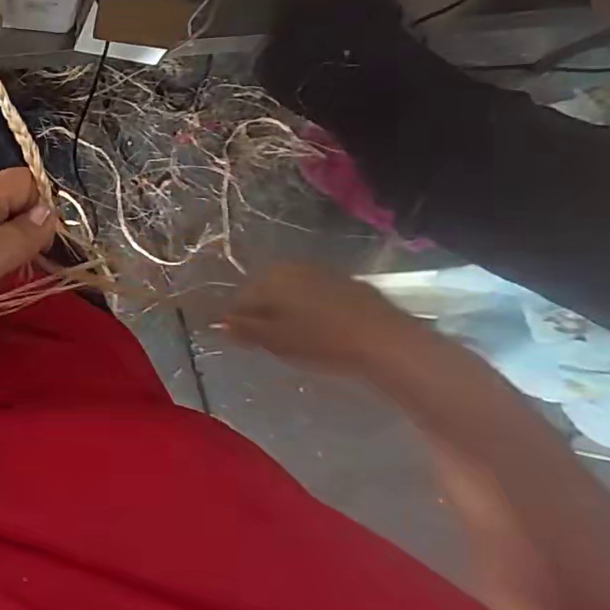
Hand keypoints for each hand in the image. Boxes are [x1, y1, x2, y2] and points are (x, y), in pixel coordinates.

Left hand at [0, 168, 56, 391]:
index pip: (22, 180)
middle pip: (12, 208)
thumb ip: (25, 232)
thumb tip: (52, 212)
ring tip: (37, 272)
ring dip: (20, 253)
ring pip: (0, 237)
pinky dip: (1, 270)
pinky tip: (10, 284)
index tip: (61, 233)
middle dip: (36, 229)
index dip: (45, 200)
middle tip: (57, 259)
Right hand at [221, 262, 433, 379]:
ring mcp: (324, 272)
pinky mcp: (351, 283)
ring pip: (295, 291)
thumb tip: (219, 324)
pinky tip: (326, 329)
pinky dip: (316, 308)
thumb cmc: (323, 341)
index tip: (246, 340)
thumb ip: (245, 331)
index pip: (241, 299)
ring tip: (300, 336)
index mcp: (269, 278)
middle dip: (266, 312)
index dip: (240, 321)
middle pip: (267, 291)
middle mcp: (293, 267)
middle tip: (273, 340)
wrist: (389, 342)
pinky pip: (321, 294)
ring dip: (291, 309)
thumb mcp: (277, 341)